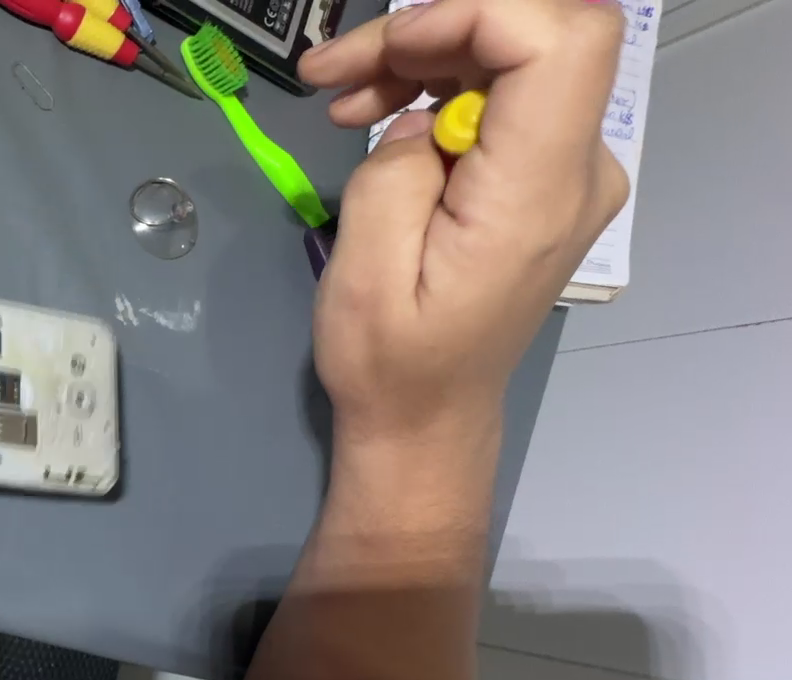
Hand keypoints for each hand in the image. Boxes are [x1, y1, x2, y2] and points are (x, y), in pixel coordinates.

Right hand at [301, 0, 628, 444]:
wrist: (423, 414)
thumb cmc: (386, 362)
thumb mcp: (363, 278)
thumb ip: (391, 180)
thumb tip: (414, 124)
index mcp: (534, 196)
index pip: (559, 44)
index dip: (477, 14)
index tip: (385, 45)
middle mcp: (576, 171)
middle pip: (535, 42)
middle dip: (431, 34)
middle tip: (328, 73)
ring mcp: (565, 175)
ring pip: (516, 68)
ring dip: (426, 65)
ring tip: (341, 102)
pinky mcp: (539, 185)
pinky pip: (504, 108)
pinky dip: (440, 98)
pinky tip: (380, 122)